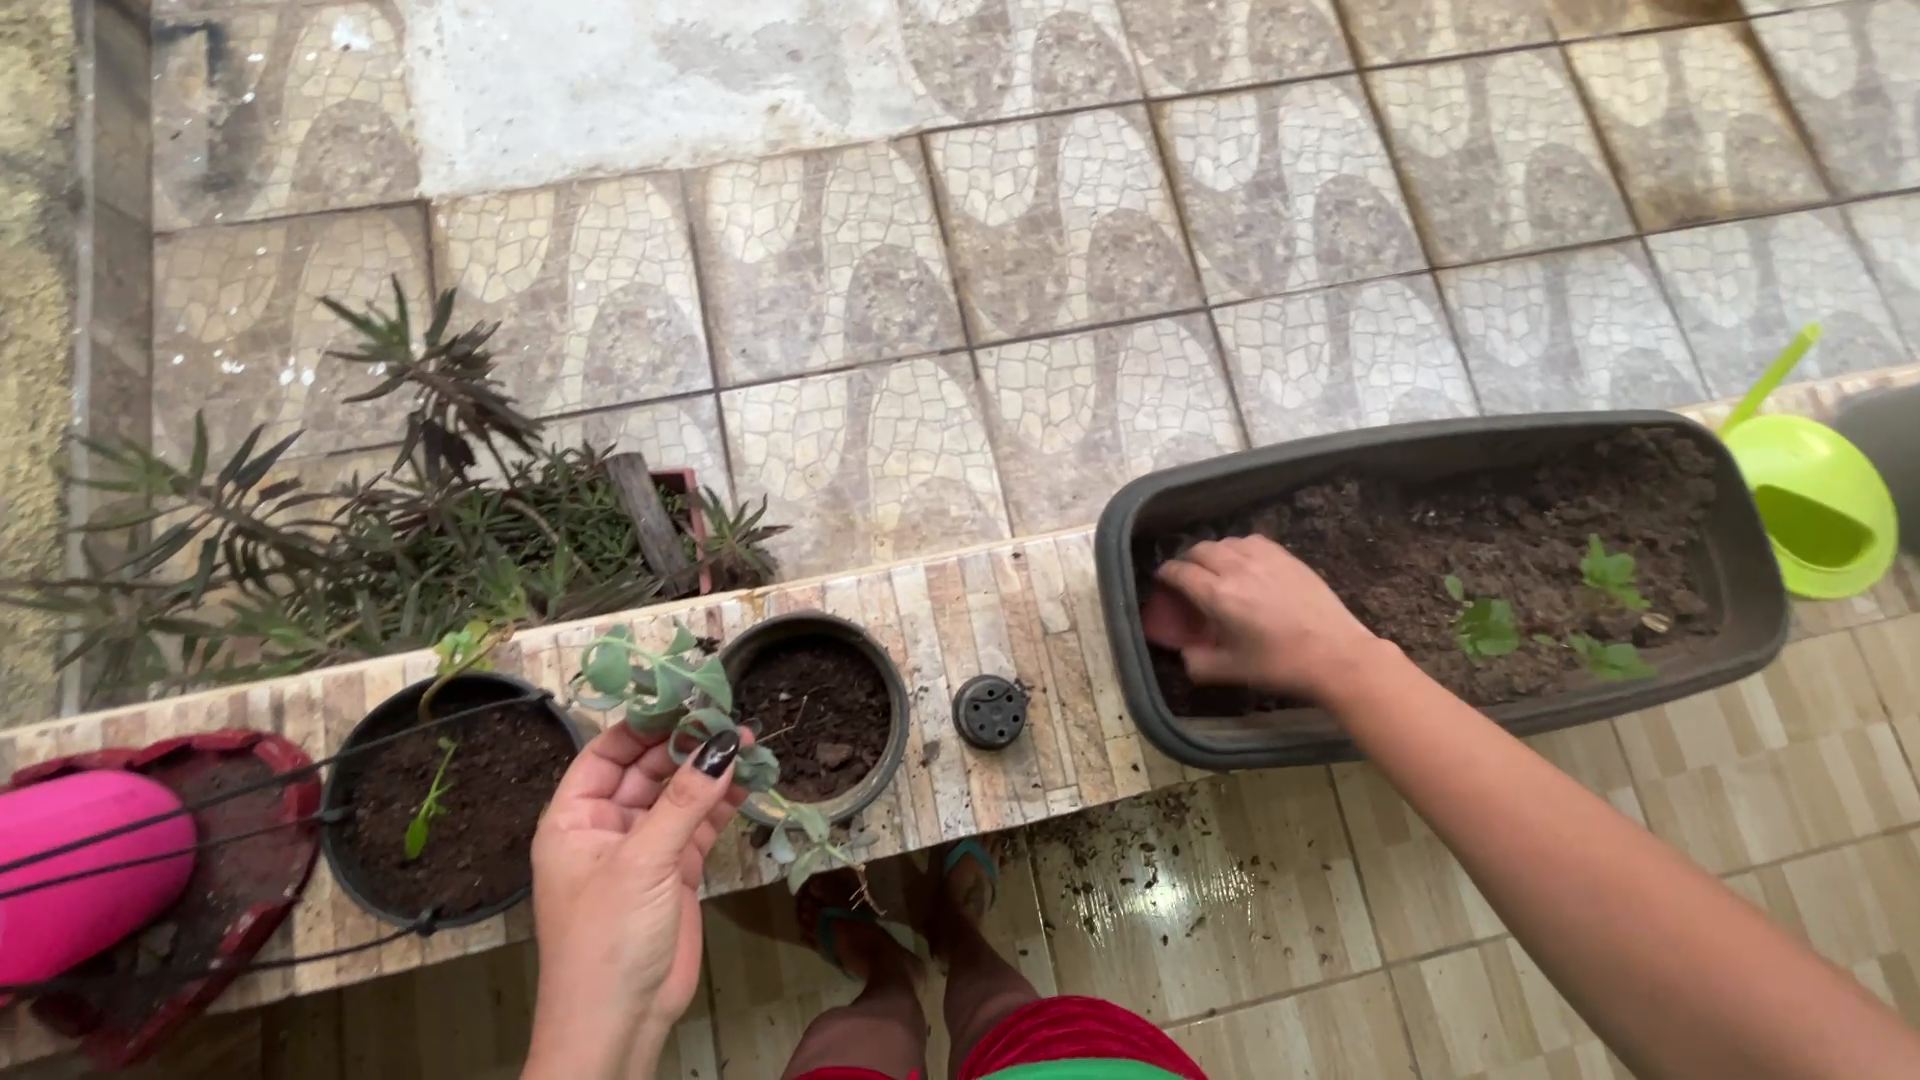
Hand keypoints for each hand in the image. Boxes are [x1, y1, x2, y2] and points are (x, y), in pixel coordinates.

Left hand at [522, 724, 748, 1079]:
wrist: (619, 1025)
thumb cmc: (606, 942)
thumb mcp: (642, 863)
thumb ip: (685, 801)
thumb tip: (722, 743)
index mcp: (574, 819)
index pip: (607, 753)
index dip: (644, 725)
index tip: (687, 699)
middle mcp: (607, 826)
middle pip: (649, 769)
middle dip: (687, 745)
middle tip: (729, 720)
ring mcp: (644, 848)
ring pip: (680, 794)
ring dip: (711, 771)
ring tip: (749, 743)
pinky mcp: (676, 870)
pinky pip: (700, 823)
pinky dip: (723, 803)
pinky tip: (748, 783)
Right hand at [1154, 535, 1384, 698]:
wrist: (1337, 655)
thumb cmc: (1281, 665)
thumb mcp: (1232, 671)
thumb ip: (1198, 662)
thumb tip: (1184, 654)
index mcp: (1218, 596)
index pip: (1180, 572)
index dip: (1165, 573)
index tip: (1162, 579)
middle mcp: (1236, 569)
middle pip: (1199, 550)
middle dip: (1186, 561)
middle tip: (1186, 576)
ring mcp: (1264, 559)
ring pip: (1225, 542)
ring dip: (1212, 552)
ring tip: (1214, 568)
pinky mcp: (1287, 557)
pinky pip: (1252, 541)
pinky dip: (1238, 548)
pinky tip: (1244, 562)